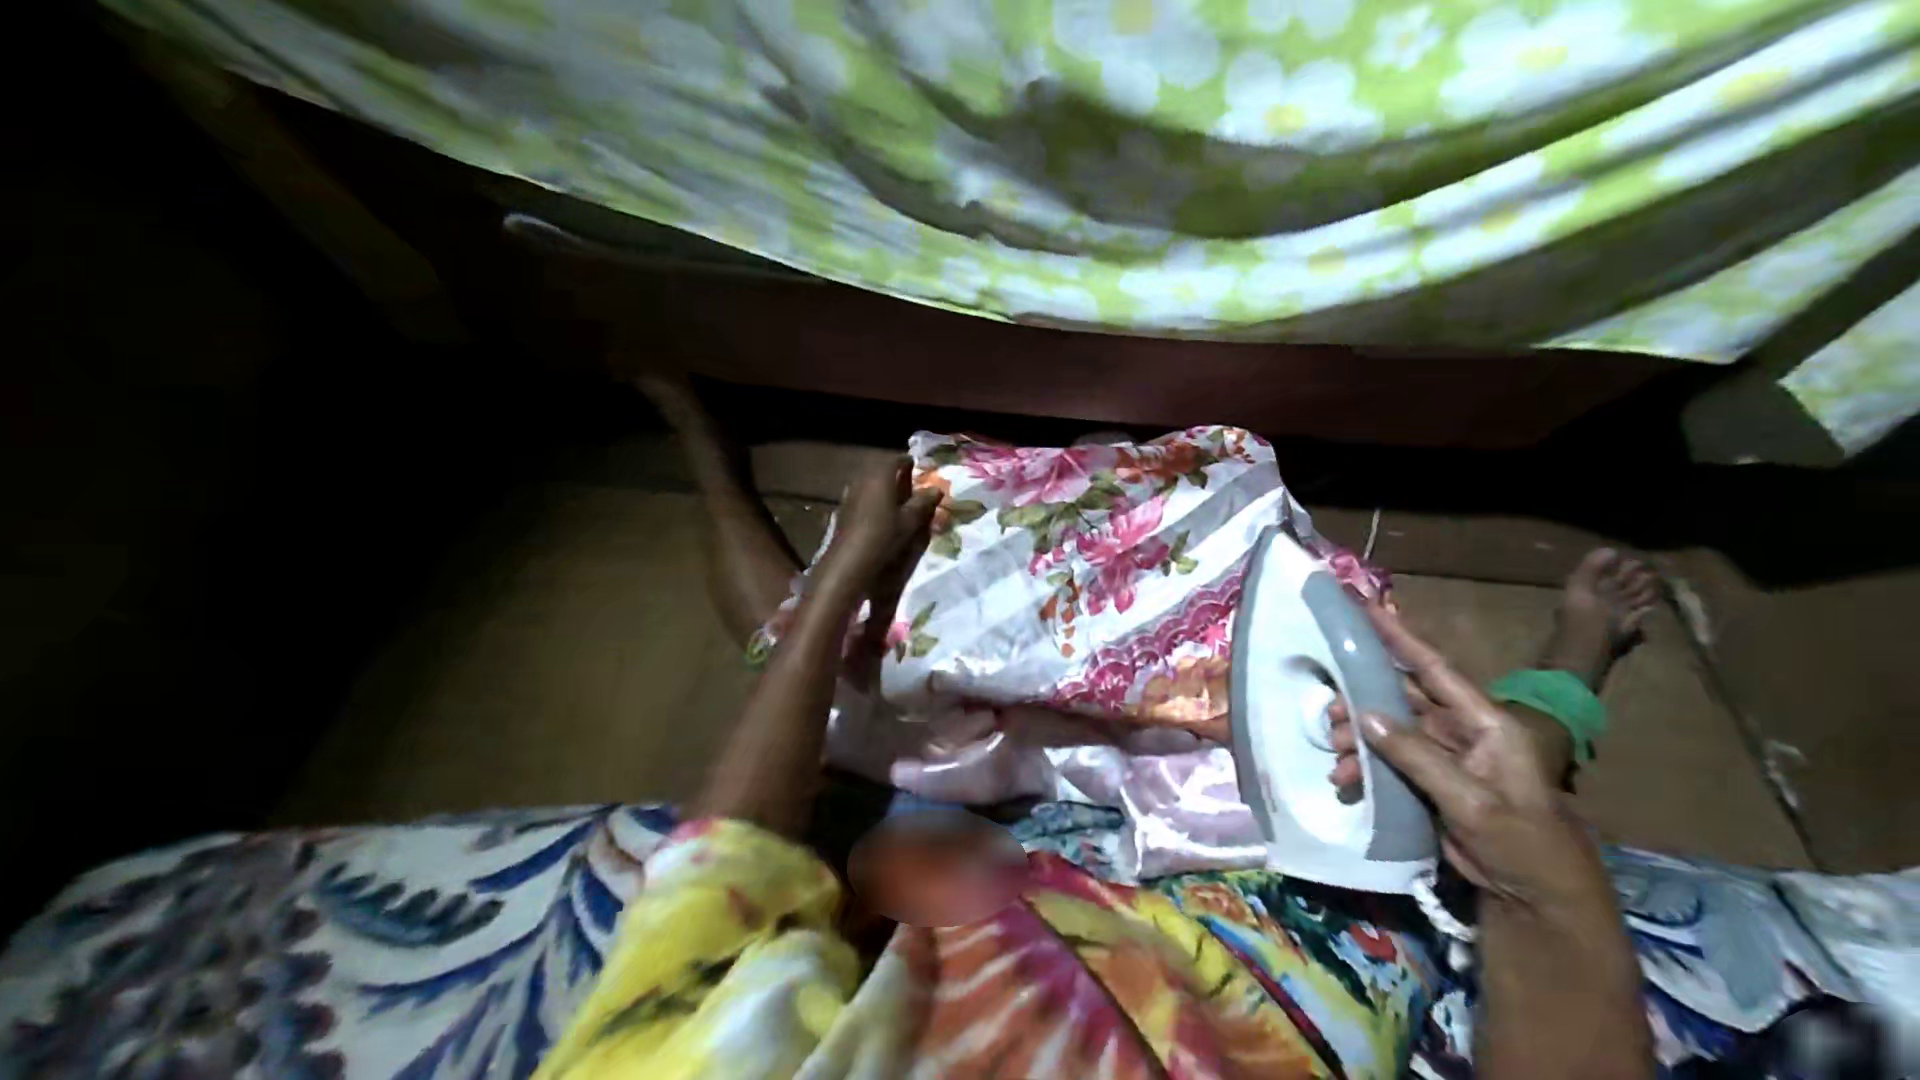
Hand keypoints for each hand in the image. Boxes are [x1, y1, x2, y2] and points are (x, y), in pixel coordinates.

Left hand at [818, 456, 939, 588]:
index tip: (914, 464)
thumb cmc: (884, 536)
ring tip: (895, 498)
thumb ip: (923, 502)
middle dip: (892, 474)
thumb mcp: (910, 520)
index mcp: (879, 477)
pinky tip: (879, 513)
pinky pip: (861, 497)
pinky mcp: (843, 512)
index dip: (905, 461)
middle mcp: (862, 481)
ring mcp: (849, 496)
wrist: (849, 562)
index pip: (893, 460)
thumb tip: (936, 489)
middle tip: (907, 482)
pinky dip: (872, 499)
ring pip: (868, 483)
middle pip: (878, 470)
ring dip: (881, 487)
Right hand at [1332, 604, 1613, 916]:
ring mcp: (1445, 756)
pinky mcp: (1430, 780)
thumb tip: (1364, 714)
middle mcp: (1463, 731)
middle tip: (1329, 709)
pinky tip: (1346, 781)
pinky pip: (1387, 759)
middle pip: (1402, 698)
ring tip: (1336, 757)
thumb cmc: (1524, 844)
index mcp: (1487, 723)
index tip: (1367, 605)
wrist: (1538, 901)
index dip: (1401, 637)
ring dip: (1358, 739)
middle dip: (1362, 698)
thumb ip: (1418, 756)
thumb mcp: (1474, 802)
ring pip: (1388, 729)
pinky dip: (1363, 766)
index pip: (1435, 670)